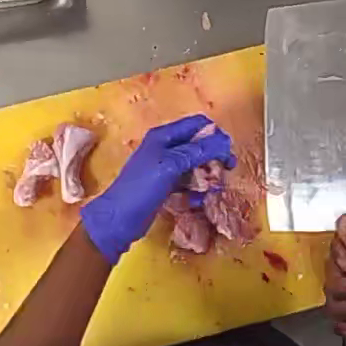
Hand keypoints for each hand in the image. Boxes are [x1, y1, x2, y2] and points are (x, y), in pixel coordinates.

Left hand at [80, 114, 233, 261]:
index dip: (215, 135)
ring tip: (212, 189)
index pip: (197, 124)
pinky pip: (188, 183)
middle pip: (199, 145)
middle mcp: (165, 148)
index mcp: (164, 136)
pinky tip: (197, 200)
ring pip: (195, 165)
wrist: (118, 220)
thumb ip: (198, 151)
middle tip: (225, 172)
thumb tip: (224, 141)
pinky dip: (195, 190)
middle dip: (214, 157)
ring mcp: (165, 168)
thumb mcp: (171, 165)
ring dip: (207, 176)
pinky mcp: (166, 187)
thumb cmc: (142, 188)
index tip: (227, 153)